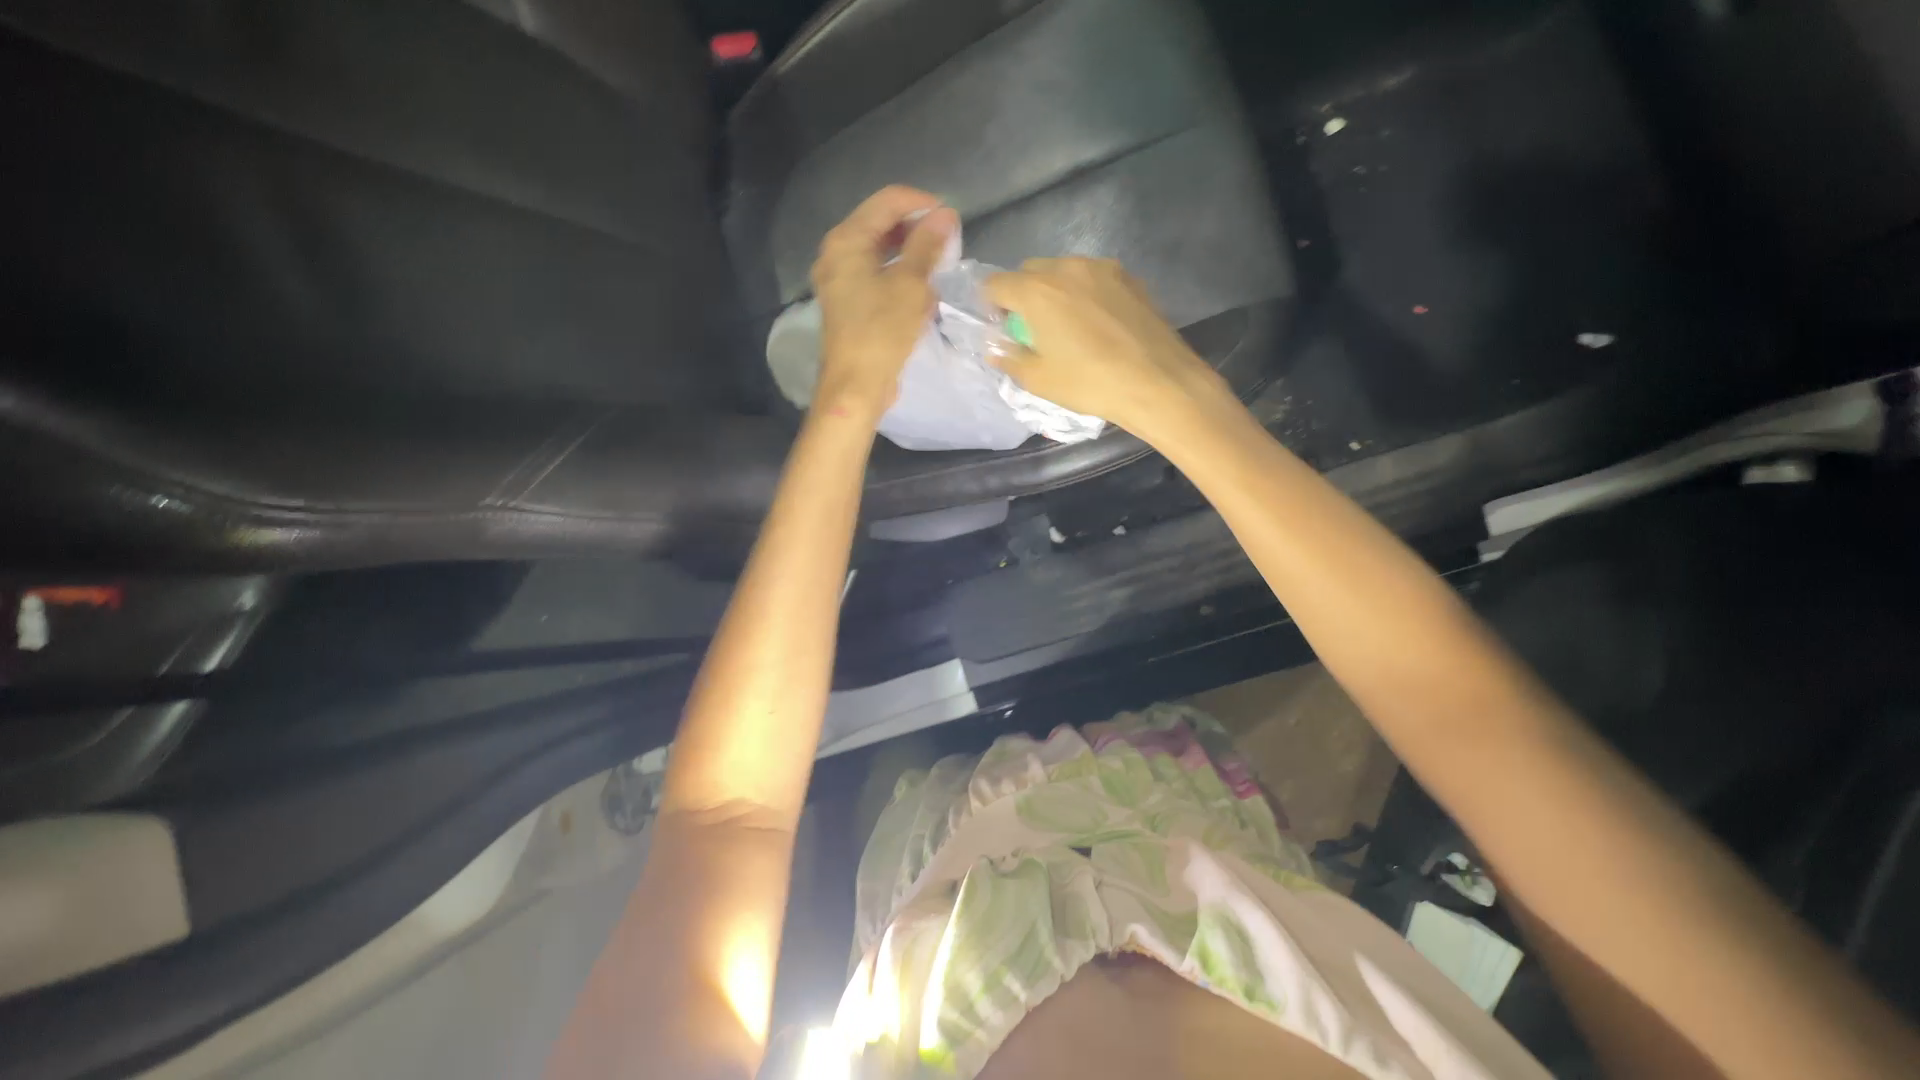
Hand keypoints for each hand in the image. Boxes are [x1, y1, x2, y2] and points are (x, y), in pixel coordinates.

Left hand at [809, 185, 958, 420]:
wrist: (855, 386)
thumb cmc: (882, 331)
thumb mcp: (911, 284)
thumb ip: (927, 244)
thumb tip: (946, 214)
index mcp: (846, 240)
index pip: (888, 200)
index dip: (922, 203)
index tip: (952, 220)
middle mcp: (836, 253)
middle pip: (881, 222)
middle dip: (916, 229)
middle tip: (948, 244)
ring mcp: (839, 279)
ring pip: (880, 250)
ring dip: (910, 253)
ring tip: (939, 266)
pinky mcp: (847, 301)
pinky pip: (876, 274)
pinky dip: (899, 274)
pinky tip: (921, 290)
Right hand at [985, 257, 1227, 435]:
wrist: (1158, 382)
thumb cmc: (1091, 383)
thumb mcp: (1039, 380)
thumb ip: (1009, 358)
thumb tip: (995, 347)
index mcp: (1036, 292)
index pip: (995, 284)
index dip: (992, 306)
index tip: (1004, 330)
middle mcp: (1066, 269)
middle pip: (1029, 271)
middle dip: (1024, 295)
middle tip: (1034, 329)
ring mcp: (1101, 269)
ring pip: (1064, 271)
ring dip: (1056, 291)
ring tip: (1070, 325)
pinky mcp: (1129, 278)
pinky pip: (1094, 278)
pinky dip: (1086, 293)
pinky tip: (1100, 324)